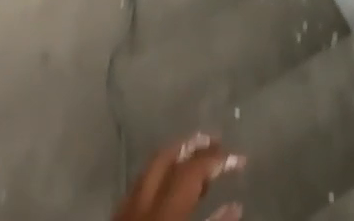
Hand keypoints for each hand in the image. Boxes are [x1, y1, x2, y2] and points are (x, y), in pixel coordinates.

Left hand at [113, 134, 245, 220]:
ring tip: (195, 157)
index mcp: (162, 207)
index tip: (238, 156)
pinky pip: (138, 189)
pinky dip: (158, 180)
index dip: (216, 158)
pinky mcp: (115, 216)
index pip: (190, 169)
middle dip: (189, 144)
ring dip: (173, 158)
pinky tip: (171, 186)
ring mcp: (124, 207)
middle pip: (163, 158)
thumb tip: (236, 205)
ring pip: (148, 171)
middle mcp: (140, 199)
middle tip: (214, 140)